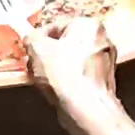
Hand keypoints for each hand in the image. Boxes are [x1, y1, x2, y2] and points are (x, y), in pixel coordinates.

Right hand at [24, 18, 125, 134]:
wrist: (86, 109)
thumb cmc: (64, 74)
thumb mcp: (37, 48)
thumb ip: (31, 37)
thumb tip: (31, 39)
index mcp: (89, 25)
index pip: (56, 25)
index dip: (38, 38)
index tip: (29, 50)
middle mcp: (102, 40)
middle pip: (65, 43)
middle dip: (48, 54)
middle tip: (34, 64)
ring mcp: (105, 61)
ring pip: (71, 60)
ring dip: (55, 68)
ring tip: (43, 79)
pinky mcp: (103, 81)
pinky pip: (78, 75)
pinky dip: (66, 80)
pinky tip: (56, 89)